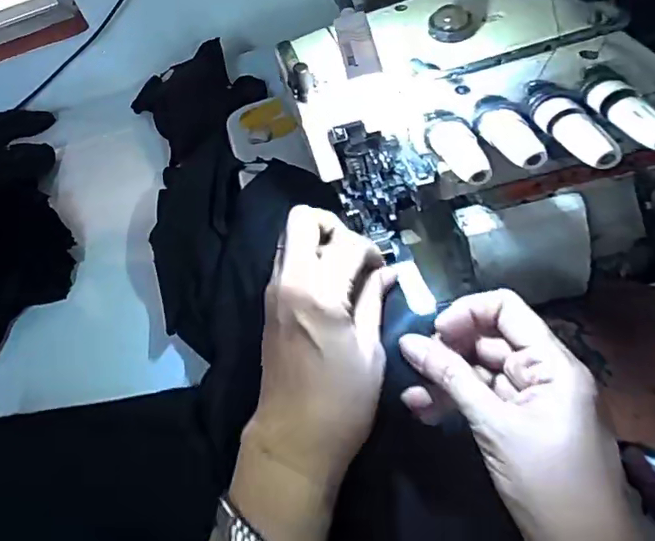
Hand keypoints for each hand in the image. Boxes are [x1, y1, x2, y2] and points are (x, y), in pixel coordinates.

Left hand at [229, 206, 395, 540]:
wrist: (292, 436)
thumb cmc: (341, 402)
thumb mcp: (369, 351)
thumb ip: (374, 301)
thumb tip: (386, 272)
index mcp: (318, 293)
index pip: (346, 242)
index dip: (371, 248)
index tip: (381, 268)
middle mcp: (290, 279)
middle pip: (302, 218)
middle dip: (333, 226)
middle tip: (355, 253)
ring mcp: (273, 287)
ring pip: (290, 235)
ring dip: (317, 240)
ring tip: (343, 269)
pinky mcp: (268, 299)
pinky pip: (286, 258)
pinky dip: (306, 257)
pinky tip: (328, 284)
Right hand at [399, 290, 639, 540]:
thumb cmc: (550, 484)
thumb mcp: (494, 426)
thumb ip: (451, 377)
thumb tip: (407, 340)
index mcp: (553, 364)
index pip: (506, 309)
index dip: (467, 312)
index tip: (436, 332)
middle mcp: (546, 373)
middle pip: (489, 339)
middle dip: (449, 349)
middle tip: (415, 363)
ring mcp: (535, 400)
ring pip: (482, 371)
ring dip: (446, 379)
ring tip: (413, 393)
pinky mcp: (523, 424)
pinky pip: (485, 398)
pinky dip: (457, 401)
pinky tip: (425, 409)